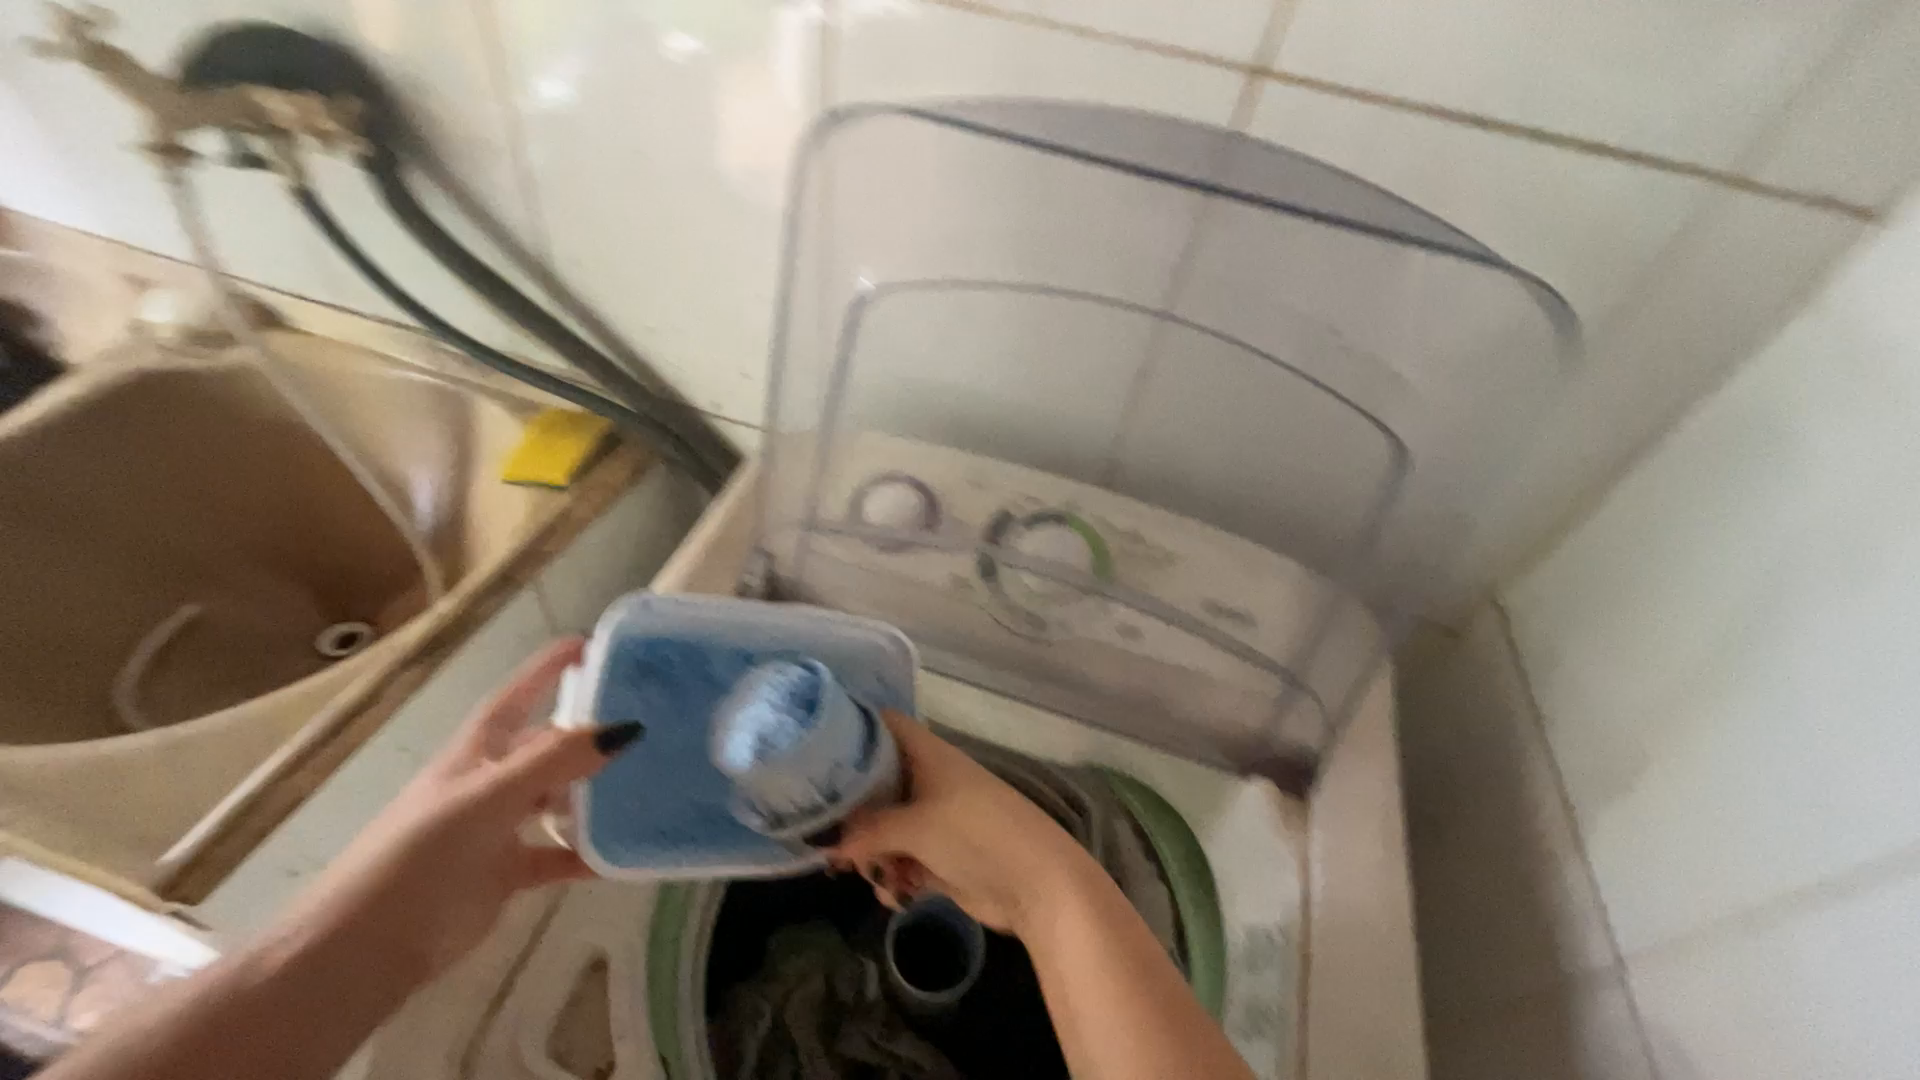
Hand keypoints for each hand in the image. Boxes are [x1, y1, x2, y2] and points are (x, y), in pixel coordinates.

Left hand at [276, 638, 642, 986]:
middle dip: (586, 732)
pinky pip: (558, 854)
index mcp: (476, 753)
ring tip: (645, 781)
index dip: (547, 668)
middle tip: (644, 719)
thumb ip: (557, 760)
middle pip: (545, 746)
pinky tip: (624, 852)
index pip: (517, 696)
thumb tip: (626, 727)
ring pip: (556, 798)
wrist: (367, 945)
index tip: (590, 644)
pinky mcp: (506, 872)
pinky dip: (587, 852)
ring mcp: (497, 828)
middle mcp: (489, 782)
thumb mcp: (491, 795)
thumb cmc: (422, 854)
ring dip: (593, 792)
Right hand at [830, 711, 1098, 935]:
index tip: (813, 748)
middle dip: (853, 813)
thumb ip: (868, 832)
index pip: (884, 726)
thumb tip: (830, 846)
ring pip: (887, 829)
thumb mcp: (915, 826)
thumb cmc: (975, 835)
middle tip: (825, 837)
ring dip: (874, 854)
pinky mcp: (944, 858)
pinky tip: (895, 895)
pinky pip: (905, 861)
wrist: (1036, 883)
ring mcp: (938, 821)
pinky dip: (896, 877)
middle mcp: (930, 782)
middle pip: (878, 784)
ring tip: (870, 875)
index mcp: (928, 756)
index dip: (851, 730)